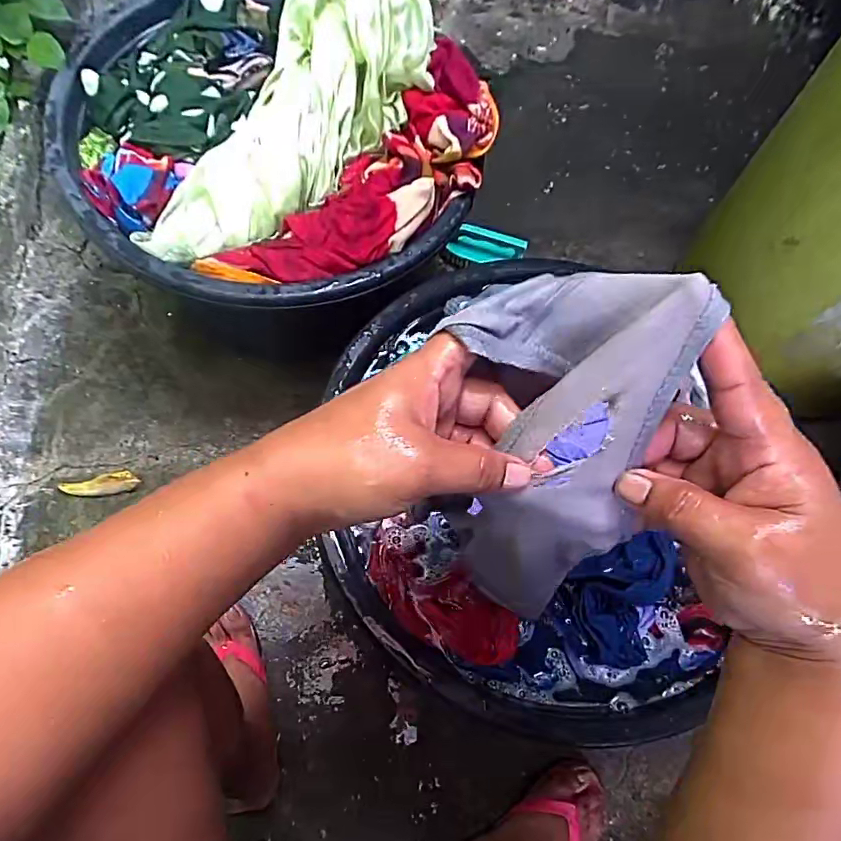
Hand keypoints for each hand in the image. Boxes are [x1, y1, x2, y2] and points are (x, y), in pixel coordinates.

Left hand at [257, 333, 533, 529]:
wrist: (289, 492)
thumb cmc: (356, 460)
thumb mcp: (424, 464)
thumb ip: (481, 469)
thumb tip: (532, 474)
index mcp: (428, 372)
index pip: (479, 348)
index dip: (512, 359)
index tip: (551, 391)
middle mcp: (426, 391)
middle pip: (482, 398)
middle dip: (511, 428)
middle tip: (544, 465)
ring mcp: (417, 424)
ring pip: (468, 431)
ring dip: (492, 456)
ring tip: (525, 485)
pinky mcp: (408, 454)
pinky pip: (451, 454)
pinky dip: (470, 470)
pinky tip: (494, 490)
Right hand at [614, 322, 840, 663]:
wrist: (813, 643)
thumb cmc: (804, 587)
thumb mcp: (743, 547)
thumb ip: (680, 508)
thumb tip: (625, 478)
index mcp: (769, 447)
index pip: (738, 382)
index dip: (714, 343)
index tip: (686, 299)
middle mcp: (740, 454)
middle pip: (681, 420)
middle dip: (640, 423)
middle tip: (589, 431)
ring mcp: (717, 483)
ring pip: (663, 454)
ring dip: (629, 459)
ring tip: (586, 461)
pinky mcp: (698, 510)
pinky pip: (658, 487)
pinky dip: (632, 489)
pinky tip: (601, 489)